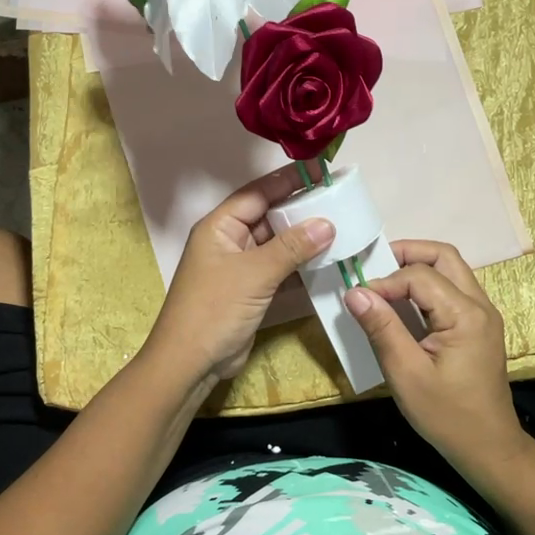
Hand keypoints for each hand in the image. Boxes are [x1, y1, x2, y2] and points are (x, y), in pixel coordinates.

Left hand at [146, 166, 335, 381]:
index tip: (322, 172)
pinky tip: (329, 262)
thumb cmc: (214, 309)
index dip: (288, 181)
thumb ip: (291, 247)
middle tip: (342, 202)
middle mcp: (228, 242)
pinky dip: (301, 267)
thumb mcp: (254, 273)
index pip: (258, 193)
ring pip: (277, 246)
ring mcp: (239, 268)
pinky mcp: (250, 293)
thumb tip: (327, 224)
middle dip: (302, 211)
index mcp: (219, 227)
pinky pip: (279, 271)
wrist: (191, 362)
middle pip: (269, 217)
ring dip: (305, 241)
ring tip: (343, 228)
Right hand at [344, 241, 525, 456]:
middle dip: (405, 255)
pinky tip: (400, 304)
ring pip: (450, 270)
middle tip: (371, 269)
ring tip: (381, 284)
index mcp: (465, 315)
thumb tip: (354, 292)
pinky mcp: (477, 326)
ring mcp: (483, 315)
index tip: (357, 299)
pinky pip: (451, 290)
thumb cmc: (445, 414)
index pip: (419, 275)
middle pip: (443, 257)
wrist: (487, 446)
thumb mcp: (405, 373)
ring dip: (415, 269)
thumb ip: (381, 328)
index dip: (384, 281)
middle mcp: (480, 305)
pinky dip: (424, 287)